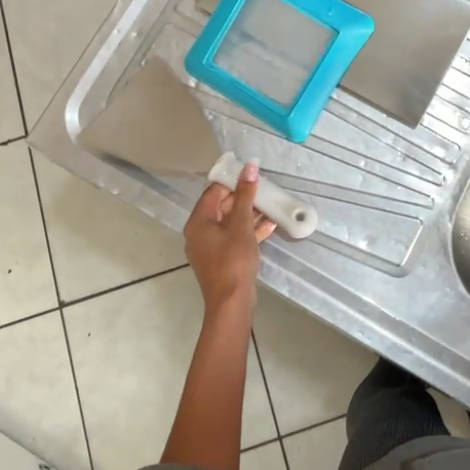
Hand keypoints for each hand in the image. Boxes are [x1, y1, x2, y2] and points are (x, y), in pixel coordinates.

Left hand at [184, 162, 276, 315]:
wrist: (232, 302)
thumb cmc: (233, 259)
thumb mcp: (241, 224)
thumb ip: (245, 195)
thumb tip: (249, 167)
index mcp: (198, 221)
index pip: (213, 192)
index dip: (232, 181)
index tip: (251, 175)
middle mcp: (200, 233)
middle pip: (221, 207)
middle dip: (243, 198)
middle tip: (264, 189)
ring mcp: (211, 248)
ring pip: (230, 223)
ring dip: (249, 214)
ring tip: (270, 204)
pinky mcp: (222, 259)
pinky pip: (235, 238)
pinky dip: (249, 231)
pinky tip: (271, 225)